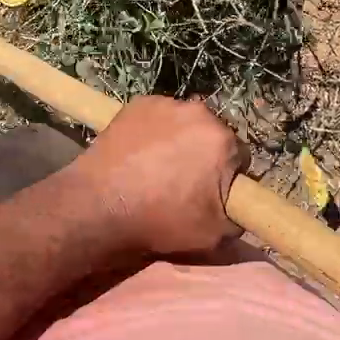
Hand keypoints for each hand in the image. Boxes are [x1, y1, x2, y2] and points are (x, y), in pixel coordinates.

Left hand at [60, 96, 246, 255]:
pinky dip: (154, 132)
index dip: (228, 177)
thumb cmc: (160, 220)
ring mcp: (164, 104)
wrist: (99, 206)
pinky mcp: (136, 104)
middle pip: (211, 135)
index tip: (211, 194)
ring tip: (157, 168)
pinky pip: (157, 118)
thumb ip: (239, 220)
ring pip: (184, 124)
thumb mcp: (214, 235)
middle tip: (183, 182)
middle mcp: (197, 112)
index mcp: (222, 139)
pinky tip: (139, 154)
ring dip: (179, 140)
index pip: (240, 157)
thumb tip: (241, 210)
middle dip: (204, 154)